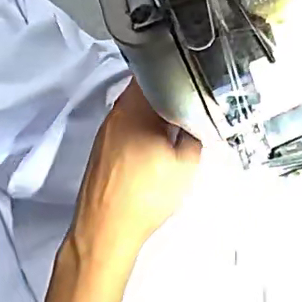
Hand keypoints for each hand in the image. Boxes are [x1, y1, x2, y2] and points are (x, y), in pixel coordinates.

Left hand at [71, 82, 200, 262]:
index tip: (193, 77)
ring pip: (136, 108)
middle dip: (170, 94)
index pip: (156, 71)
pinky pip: (126, 126)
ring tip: (176, 131)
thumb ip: (195, 133)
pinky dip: (143, 130)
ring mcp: (106, 131)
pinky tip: (157, 150)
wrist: (107, 230)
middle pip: (145, 88)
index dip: (178, 71)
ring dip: (156, 114)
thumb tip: (199, 121)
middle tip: (190, 106)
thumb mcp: (187, 163)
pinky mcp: (103, 148)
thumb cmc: (141, 199)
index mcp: (136, 108)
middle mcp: (116, 114)